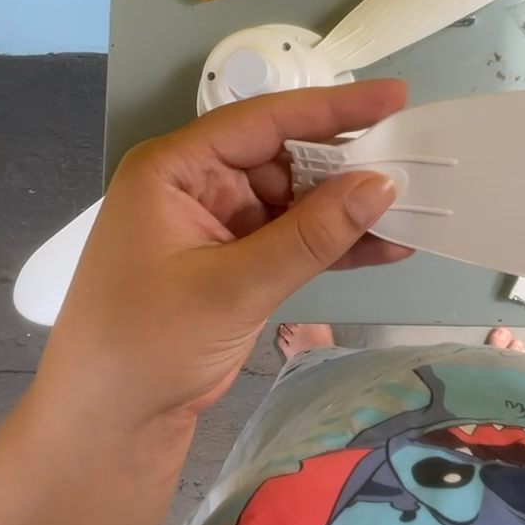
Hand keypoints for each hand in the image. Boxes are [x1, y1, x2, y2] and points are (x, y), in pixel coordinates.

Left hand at [42, 81, 411, 425]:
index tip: (395, 97)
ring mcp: (218, 227)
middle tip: (414, 163)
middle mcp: (198, 187)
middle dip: (348, 166)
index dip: (333, 107)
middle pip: (285, 159)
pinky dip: (334, 246)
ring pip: (296, 203)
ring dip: (348, 212)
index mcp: (175, 169)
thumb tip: (382, 185)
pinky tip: (385, 247)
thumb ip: (311, 235)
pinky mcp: (235, 264)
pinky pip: (293, 242)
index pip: (263, 121)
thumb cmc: (147, 345)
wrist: (110, 426)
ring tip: (413, 209)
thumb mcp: (232, 286)